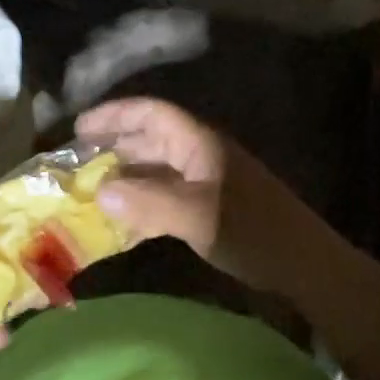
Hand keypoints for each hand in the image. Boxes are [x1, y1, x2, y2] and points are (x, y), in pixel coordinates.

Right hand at [75, 98, 238, 258]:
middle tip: (74, 164)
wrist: (304, 266)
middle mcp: (200, 155)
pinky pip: (166, 197)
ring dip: (125, 178)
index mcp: (199, 143)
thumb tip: (100, 190)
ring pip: (156, 170)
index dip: (115, 114)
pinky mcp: (210, 208)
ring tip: (88, 193)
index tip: (79, 127)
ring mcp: (206, 182)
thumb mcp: (198, 216)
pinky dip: (142, 205)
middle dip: (113, 147)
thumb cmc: (253, 232)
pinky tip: (122, 223)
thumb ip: (149, 203)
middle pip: (150, 140)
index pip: (152, 113)